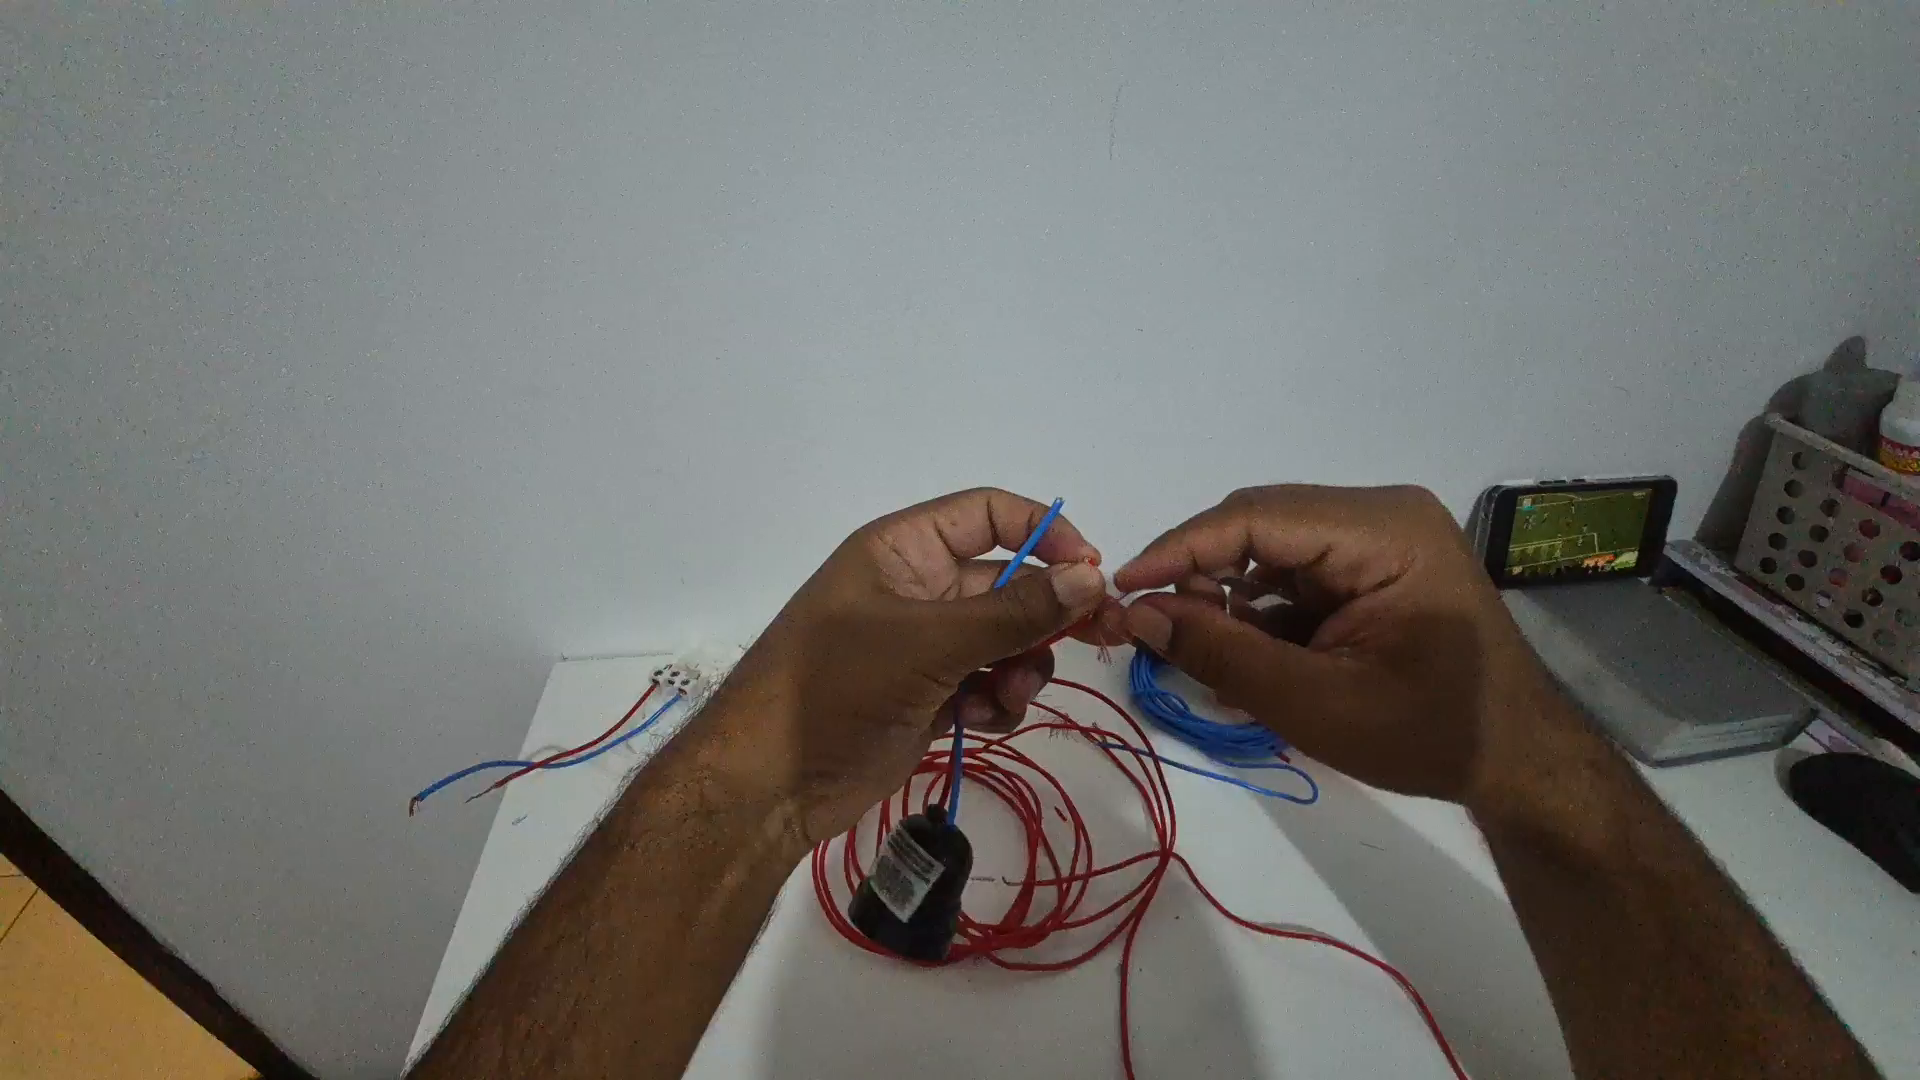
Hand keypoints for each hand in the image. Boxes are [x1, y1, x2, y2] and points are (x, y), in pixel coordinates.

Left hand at [700, 489, 1123, 847]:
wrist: (771, 784)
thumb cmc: (838, 687)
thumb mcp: (927, 642)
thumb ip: (1012, 612)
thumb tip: (1091, 576)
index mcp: (904, 549)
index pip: (988, 514)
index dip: (1044, 532)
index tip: (1091, 569)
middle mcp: (918, 588)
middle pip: (1006, 582)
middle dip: (1048, 612)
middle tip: (1104, 636)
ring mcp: (924, 644)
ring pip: (1004, 638)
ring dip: (1020, 665)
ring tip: (1008, 693)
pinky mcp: (929, 691)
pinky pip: (987, 680)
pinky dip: (996, 698)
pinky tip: (981, 720)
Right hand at [1114, 484, 1570, 805]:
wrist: (1520, 765)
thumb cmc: (1429, 735)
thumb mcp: (1315, 703)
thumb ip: (1221, 653)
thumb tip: (1136, 612)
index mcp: (1384, 531)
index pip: (1256, 517)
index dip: (1181, 549)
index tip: (1124, 587)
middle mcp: (1379, 515)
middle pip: (1257, 524)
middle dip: (1199, 572)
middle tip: (1153, 621)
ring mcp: (1374, 539)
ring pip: (1265, 548)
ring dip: (1223, 593)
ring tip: (1196, 645)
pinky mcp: (1365, 566)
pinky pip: (1286, 571)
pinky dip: (1252, 609)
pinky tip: (1238, 650)